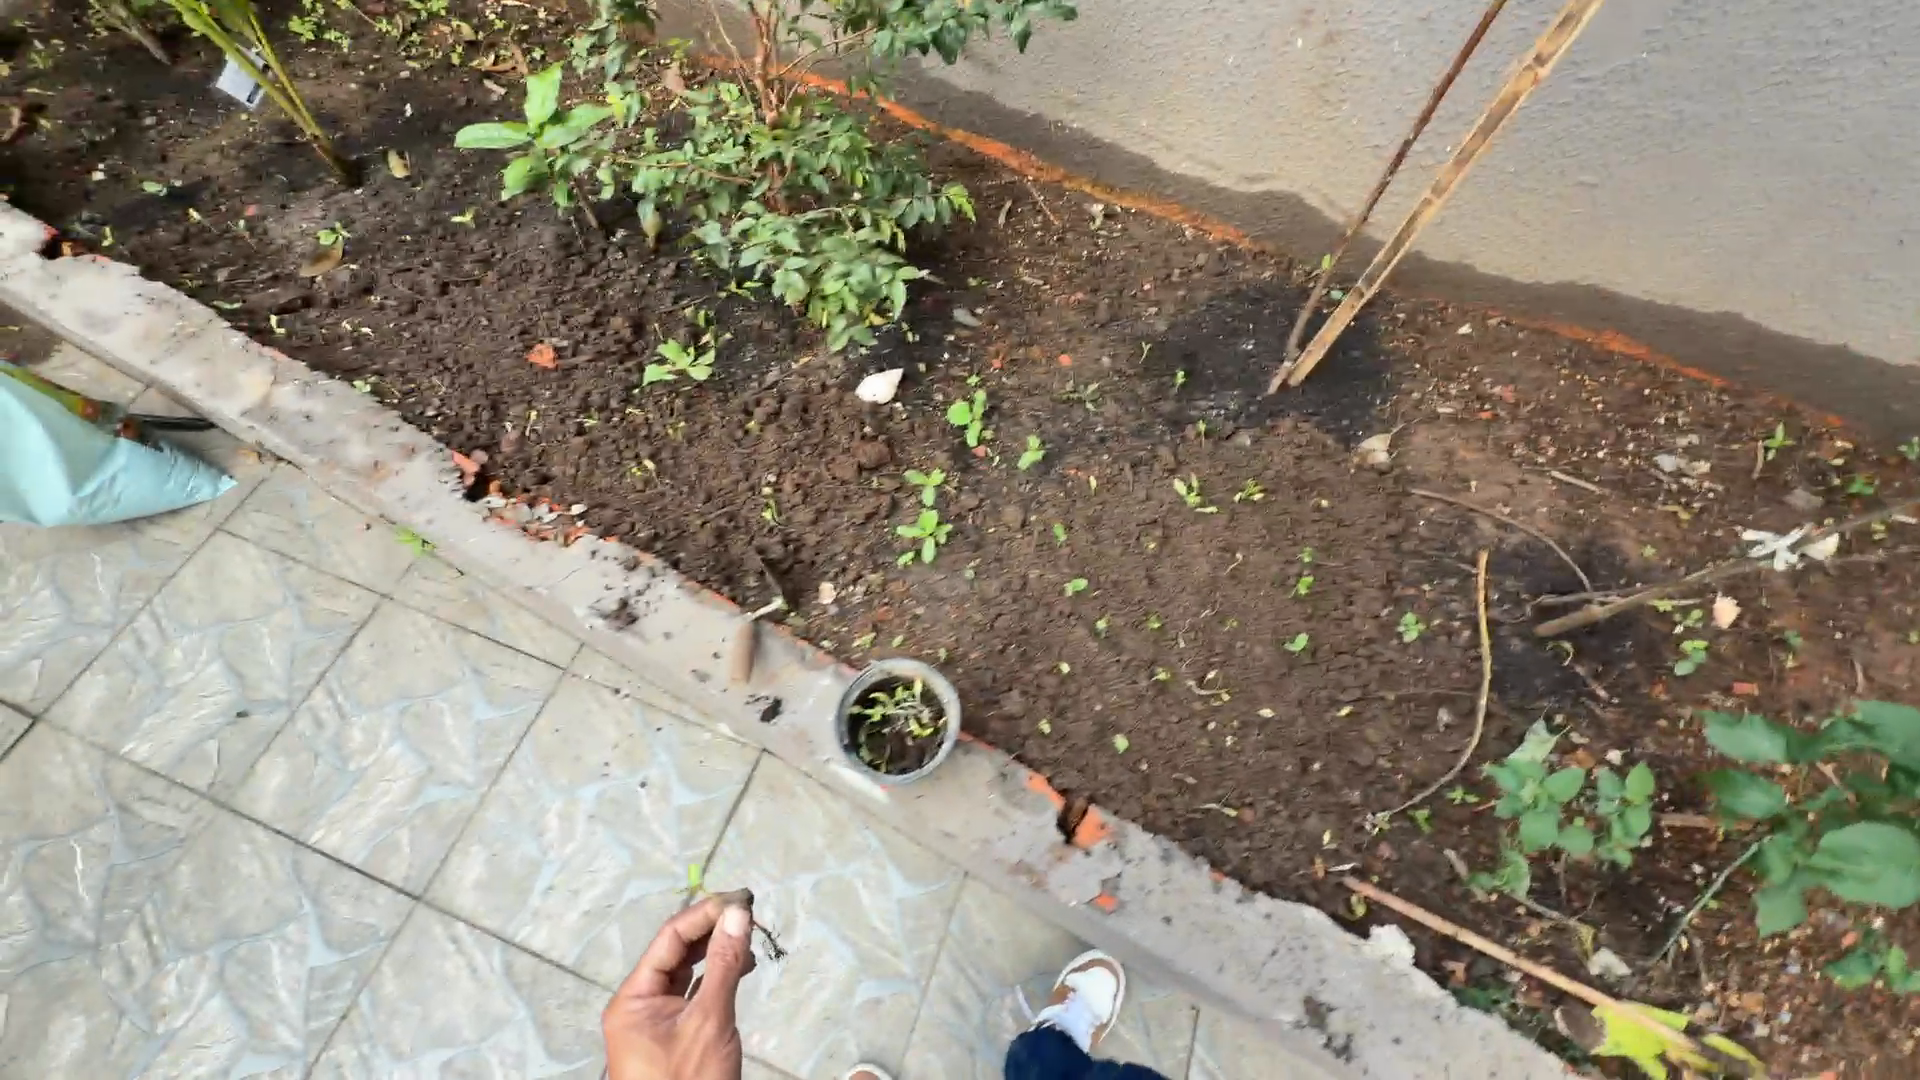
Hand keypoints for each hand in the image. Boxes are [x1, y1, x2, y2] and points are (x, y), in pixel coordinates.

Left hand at [603, 893, 758, 1079]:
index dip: (707, 913)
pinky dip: (719, 974)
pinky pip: (695, 989)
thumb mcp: (710, 1021)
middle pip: (677, 949)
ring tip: (750, 938)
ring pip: (688, 967)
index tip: (744, 901)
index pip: (670, 937)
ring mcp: (655, 1019)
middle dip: (714, 928)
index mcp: (633, 997)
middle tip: (750, 914)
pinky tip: (742, 966)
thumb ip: (724, 963)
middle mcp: (639, 1002)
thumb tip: (739, 912)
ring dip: (718, 949)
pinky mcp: (673, 1032)